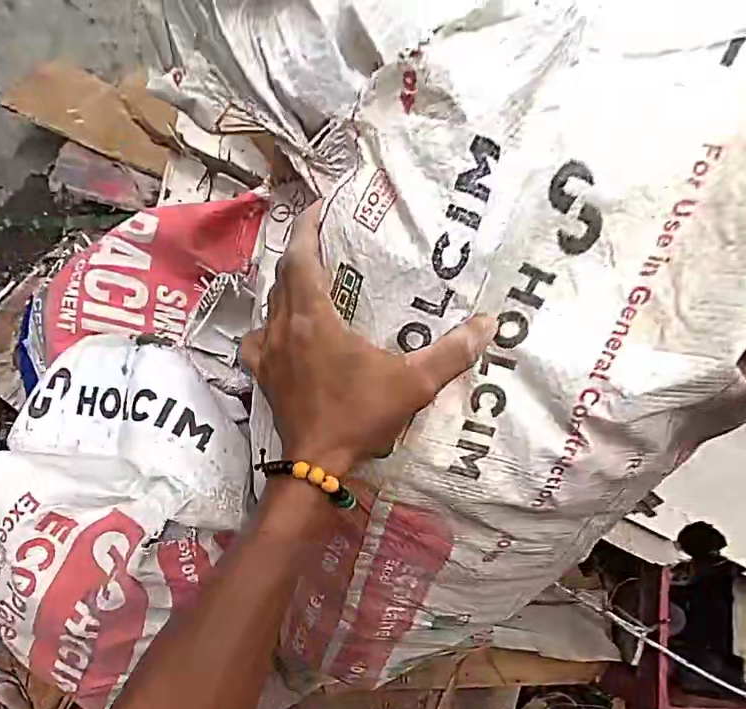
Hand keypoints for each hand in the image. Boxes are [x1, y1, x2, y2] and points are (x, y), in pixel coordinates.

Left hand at [242, 201, 495, 477]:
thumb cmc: (359, 418)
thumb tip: (488, 324)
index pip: (301, 257)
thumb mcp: (412, 384)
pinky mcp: (263, 378)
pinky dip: (267, 329)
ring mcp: (269, 354)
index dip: (307, 227)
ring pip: (268, 306)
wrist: (316, 463)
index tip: (319, 208)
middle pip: (282, 276)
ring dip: (283, 288)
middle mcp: (284, 329)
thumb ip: (451, 352)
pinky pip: (257, 341)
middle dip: (299, 253)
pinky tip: (279, 334)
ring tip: (304, 284)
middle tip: (321, 242)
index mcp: (314, 318)